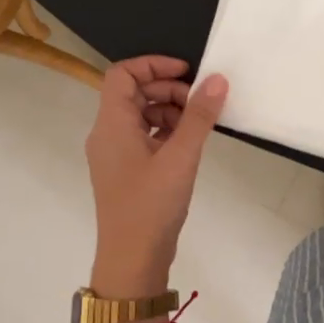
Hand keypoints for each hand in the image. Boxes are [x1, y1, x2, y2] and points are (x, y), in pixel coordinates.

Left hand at [84, 56, 228, 298]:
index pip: (122, 74)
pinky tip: (189, 146)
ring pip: (140, 116)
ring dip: (169, 111)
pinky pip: (143, 137)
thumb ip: (199, 116)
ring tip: (198, 126)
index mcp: (111, 125)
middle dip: (167, 89)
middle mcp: (107, 134)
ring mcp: (115, 155)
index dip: (154, 65)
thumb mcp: (181, 157)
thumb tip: (217, 80)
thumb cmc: (151, 204)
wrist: (132, 257)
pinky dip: (166, 133)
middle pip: (132, 93)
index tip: (188, 72)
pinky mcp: (126, 172)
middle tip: (200, 102)